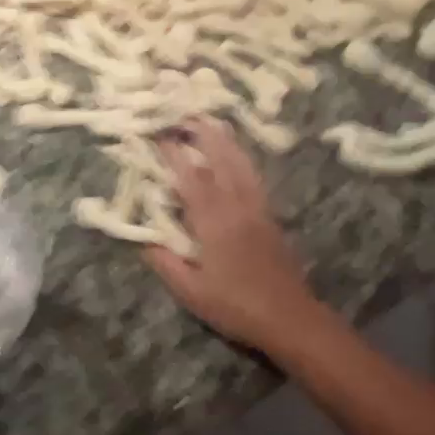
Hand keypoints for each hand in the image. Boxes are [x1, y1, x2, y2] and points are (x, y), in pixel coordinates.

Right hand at [143, 116, 319, 350]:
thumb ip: (165, 263)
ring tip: (211, 124)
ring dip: (225, 141)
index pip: (190, 178)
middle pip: (219, 160)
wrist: (291, 319)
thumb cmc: (237, 306)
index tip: (157, 134)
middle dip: (202, 135)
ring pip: (240, 165)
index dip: (173, 154)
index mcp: (213, 221)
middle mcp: (236, 206)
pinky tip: (236, 156)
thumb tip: (143, 240)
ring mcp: (257, 210)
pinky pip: (253, 178)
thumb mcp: (192, 292)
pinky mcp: (270, 218)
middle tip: (185, 115)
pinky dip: (241, 159)